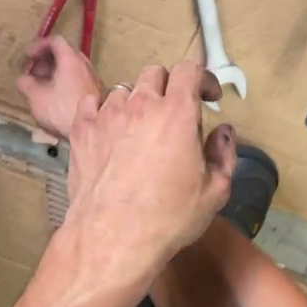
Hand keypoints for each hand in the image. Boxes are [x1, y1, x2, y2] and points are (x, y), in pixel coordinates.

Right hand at [17, 36, 103, 138]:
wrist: (95, 133)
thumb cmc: (62, 110)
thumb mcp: (36, 97)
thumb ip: (26, 83)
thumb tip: (23, 78)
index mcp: (70, 60)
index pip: (55, 41)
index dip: (38, 45)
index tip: (28, 56)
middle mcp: (84, 64)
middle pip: (63, 52)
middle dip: (44, 59)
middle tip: (32, 71)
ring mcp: (92, 77)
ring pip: (70, 66)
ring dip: (53, 71)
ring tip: (41, 86)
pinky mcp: (95, 91)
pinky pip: (76, 77)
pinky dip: (63, 80)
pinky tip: (54, 96)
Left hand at [62, 61, 235, 291]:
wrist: (112, 235)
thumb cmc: (168, 217)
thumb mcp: (214, 192)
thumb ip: (224, 154)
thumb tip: (223, 131)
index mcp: (177, 113)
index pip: (189, 70)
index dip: (201, 78)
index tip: (207, 95)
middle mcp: (141, 104)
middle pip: (155, 73)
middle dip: (169, 86)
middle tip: (174, 112)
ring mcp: (107, 113)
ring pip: (124, 89)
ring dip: (136, 101)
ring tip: (140, 127)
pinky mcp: (82, 126)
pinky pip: (92, 101)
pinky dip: (103, 108)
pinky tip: (109, 129)